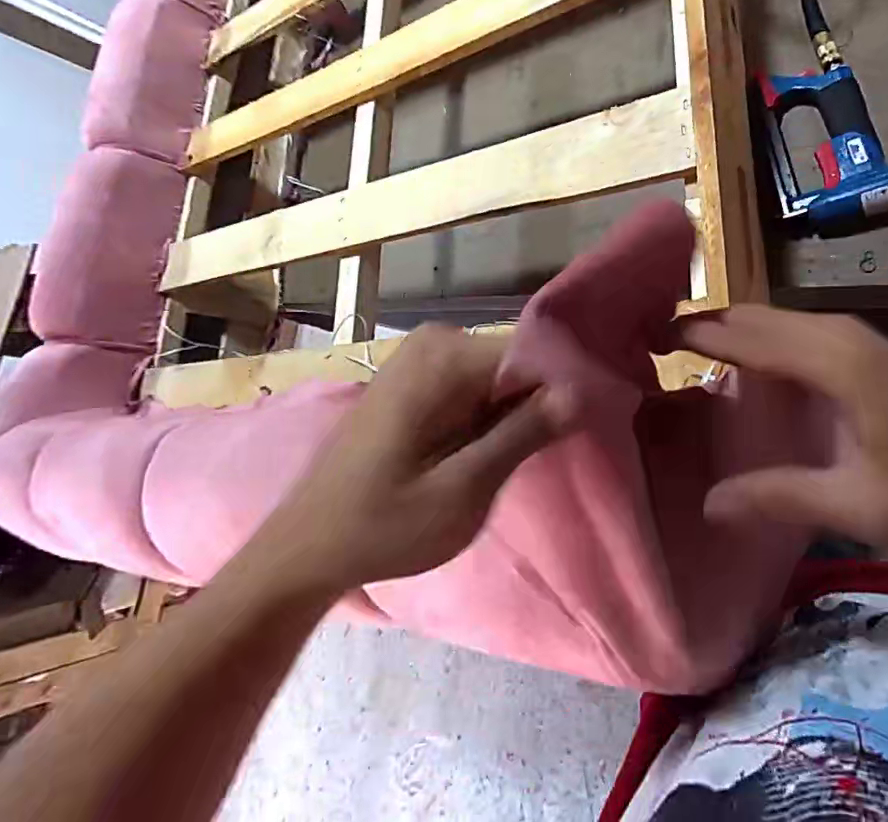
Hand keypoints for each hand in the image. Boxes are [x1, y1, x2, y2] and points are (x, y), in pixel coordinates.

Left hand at [253, 326, 570, 592]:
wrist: (306, 546)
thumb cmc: (383, 525)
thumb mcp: (462, 490)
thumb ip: (522, 435)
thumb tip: (580, 392)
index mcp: (446, 357)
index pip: (534, 355)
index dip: (561, 393)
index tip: (577, 434)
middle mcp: (435, 341)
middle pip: (516, 364)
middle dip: (535, 407)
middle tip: (537, 459)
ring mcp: (422, 356)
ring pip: (498, 376)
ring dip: (513, 415)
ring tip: (510, 461)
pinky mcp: (416, 377)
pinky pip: (474, 384)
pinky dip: (488, 416)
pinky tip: (483, 452)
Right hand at [679, 305, 887, 545]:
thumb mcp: (856, 503)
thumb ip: (779, 497)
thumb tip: (709, 504)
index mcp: (834, 362)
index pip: (746, 337)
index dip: (696, 334)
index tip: (649, 336)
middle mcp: (838, 333)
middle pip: (755, 316)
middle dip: (706, 324)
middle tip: (655, 344)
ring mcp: (852, 333)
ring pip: (773, 319)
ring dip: (732, 329)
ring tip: (687, 351)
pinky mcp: (860, 345)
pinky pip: (793, 330)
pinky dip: (759, 339)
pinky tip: (743, 367)